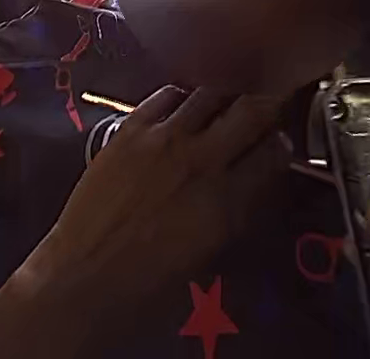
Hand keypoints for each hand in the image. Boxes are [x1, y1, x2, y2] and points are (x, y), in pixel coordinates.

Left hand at [0, 86, 287, 357]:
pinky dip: (183, 93)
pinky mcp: (132, 126)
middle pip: (249, 110)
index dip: (283, 144)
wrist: (86, 274)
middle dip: (267, 99)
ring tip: (230, 88)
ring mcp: (164, 137)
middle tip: (270, 93)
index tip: (282, 140)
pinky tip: (186, 98)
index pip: (272, 155)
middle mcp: (201, 160)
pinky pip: (167, 94)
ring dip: (225, 90)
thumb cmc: (150, 281)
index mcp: (226, 202)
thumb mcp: (209, 252)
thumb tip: (251, 178)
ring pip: (209, 92)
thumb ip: (235, 208)